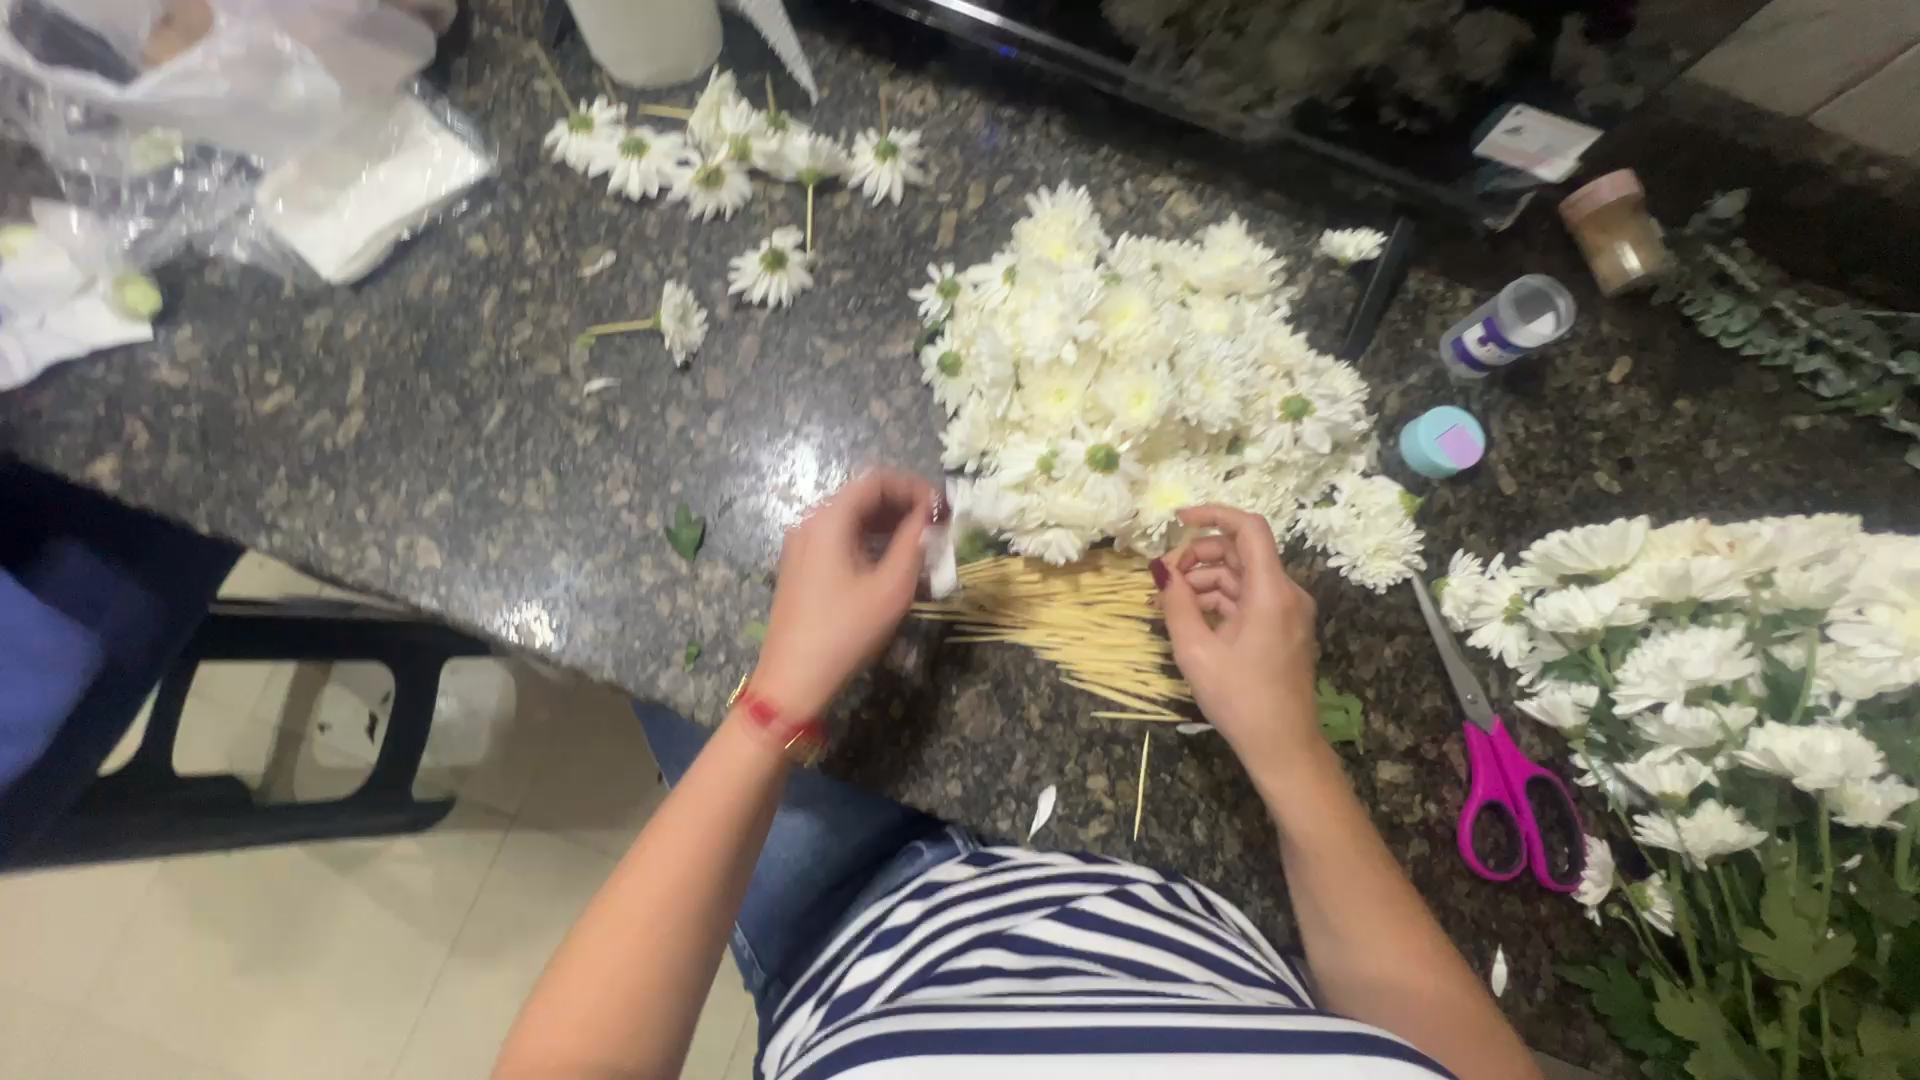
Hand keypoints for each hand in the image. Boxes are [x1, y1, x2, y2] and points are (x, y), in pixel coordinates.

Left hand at [750, 468, 936, 717]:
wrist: (793, 679)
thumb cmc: (846, 632)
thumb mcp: (891, 587)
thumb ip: (914, 542)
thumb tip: (930, 515)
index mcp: (828, 520)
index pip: (875, 481)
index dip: (913, 487)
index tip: (942, 507)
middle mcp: (810, 524)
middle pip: (862, 498)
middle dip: (903, 506)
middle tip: (937, 525)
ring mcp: (801, 546)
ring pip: (852, 520)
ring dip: (888, 526)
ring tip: (922, 546)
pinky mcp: (801, 568)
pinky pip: (840, 541)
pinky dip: (870, 543)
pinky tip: (893, 565)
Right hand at [1155, 505, 1322, 769]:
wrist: (1282, 746)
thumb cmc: (1239, 699)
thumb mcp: (1195, 651)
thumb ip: (1175, 603)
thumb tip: (1159, 569)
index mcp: (1271, 592)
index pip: (1248, 528)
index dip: (1213, 515)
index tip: (1177, 521)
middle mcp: (1285, 593)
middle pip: (1239, 552)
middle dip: (1197, 556)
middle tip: (1162, 578)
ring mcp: (1285, 611)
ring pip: (1239, 576)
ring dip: (1202, 581)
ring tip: (1165, 603)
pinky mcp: (1281, 627)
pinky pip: (1245, 599)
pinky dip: (1216, 601)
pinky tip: (1186, 616)